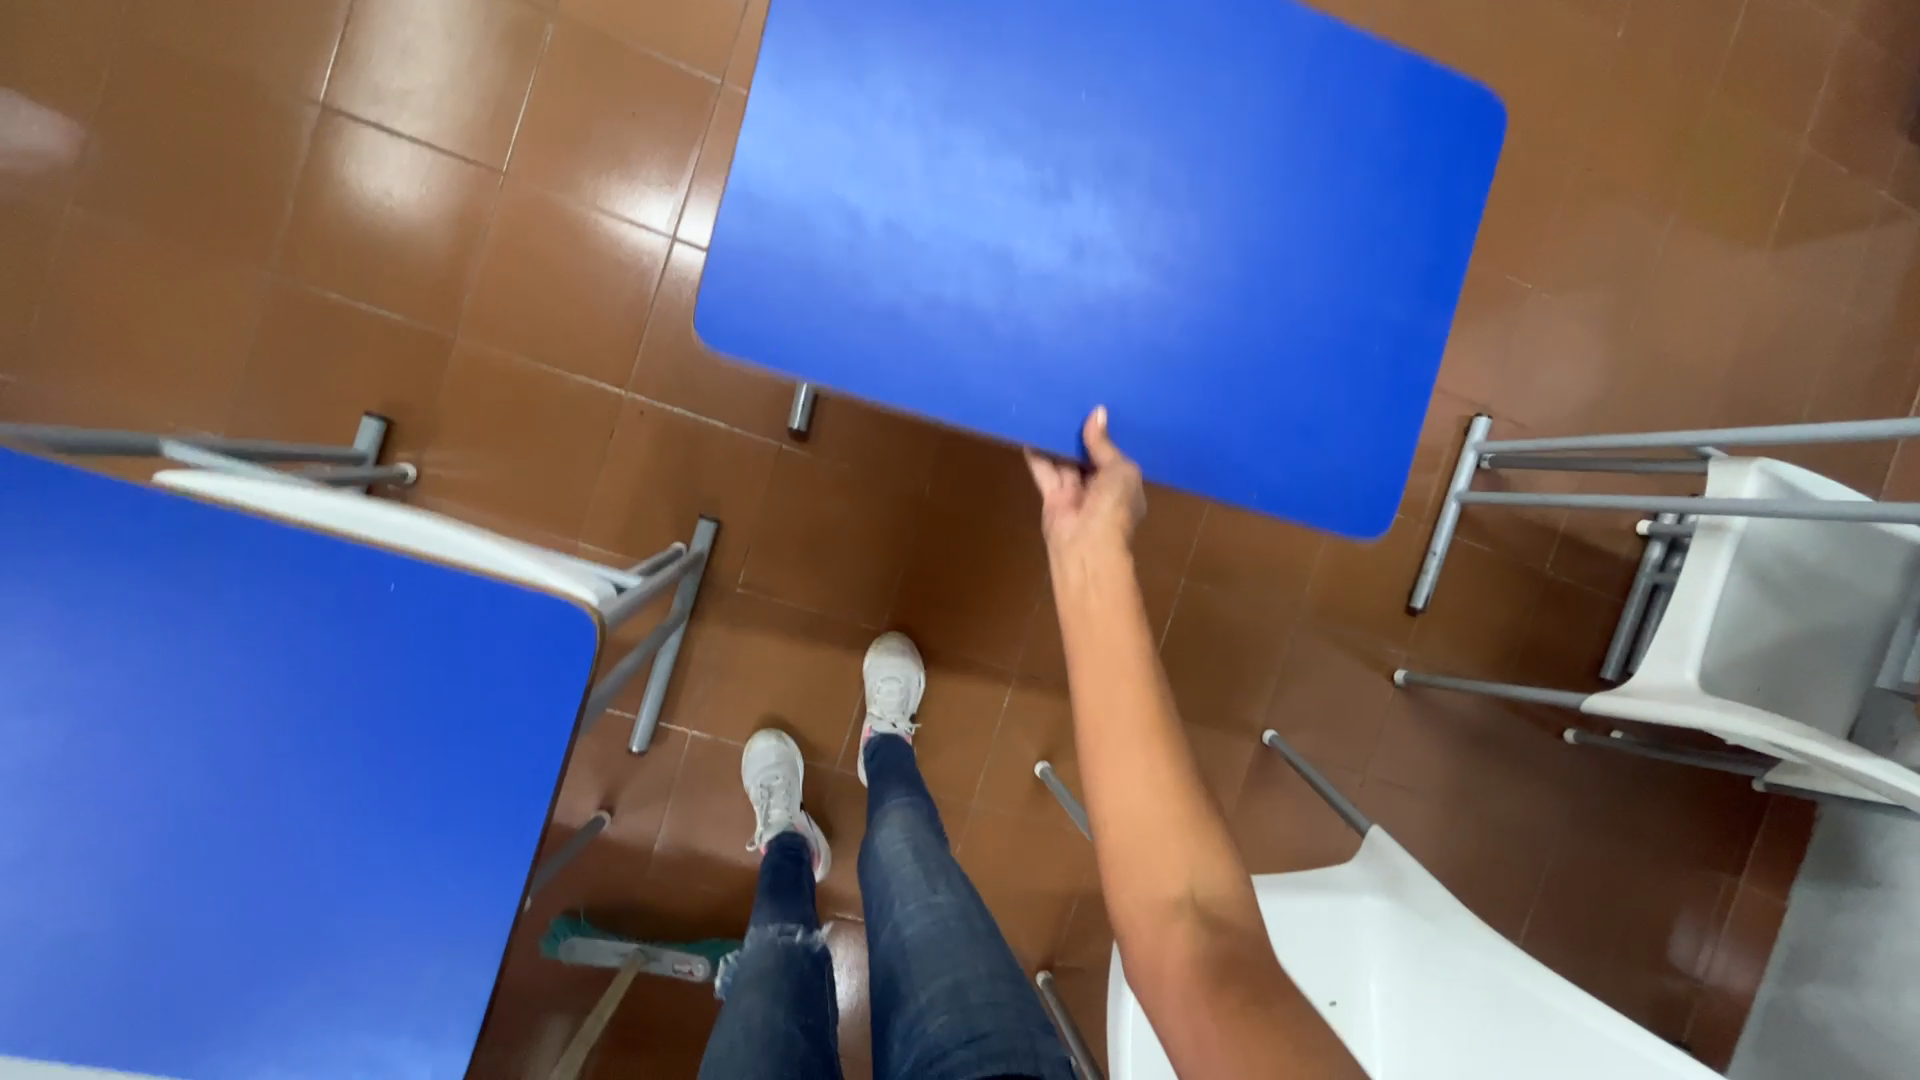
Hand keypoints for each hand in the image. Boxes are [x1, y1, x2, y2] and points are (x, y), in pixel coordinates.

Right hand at [1025, 406, 1146, 563]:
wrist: (1087, 545)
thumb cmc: (1115, 506)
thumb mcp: (1119, 469)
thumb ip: (1103, 444)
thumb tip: (1097, 413)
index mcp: (1124, 484)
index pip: (1115, 455)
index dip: (1107, 434)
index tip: (1098, 407)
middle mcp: (1100, 488)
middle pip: (1087, 456)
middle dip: (1080, 434)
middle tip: (1072, 401)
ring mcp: (1075, 494)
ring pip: (1065, 462)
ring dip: (1058, 441)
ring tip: (1050, 411)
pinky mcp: (1052, 498)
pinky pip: (1044, 471)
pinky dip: (1037, 455)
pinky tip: (1030, 433)